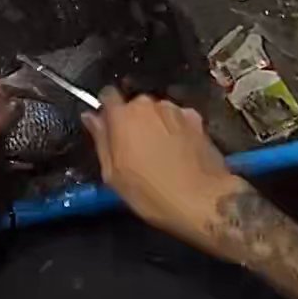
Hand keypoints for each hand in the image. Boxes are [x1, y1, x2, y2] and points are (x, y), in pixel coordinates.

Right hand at [82, 87, 248, 258]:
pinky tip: (183, 150)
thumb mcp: (113, 175)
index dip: (107, 110)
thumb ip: (100, 139)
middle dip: (134, 120)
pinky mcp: (197, 120)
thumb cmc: (152, 193)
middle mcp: (147, 105)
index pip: (107, 94)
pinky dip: (177, 128)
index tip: (110, 127)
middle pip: (134, 105)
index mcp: (122, 115)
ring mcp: (174, 110)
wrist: (207, 203)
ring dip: (156, 124)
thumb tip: (90, 116)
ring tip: (163, 151)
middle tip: (137, 147)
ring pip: (157, 111)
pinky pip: (179, 118)